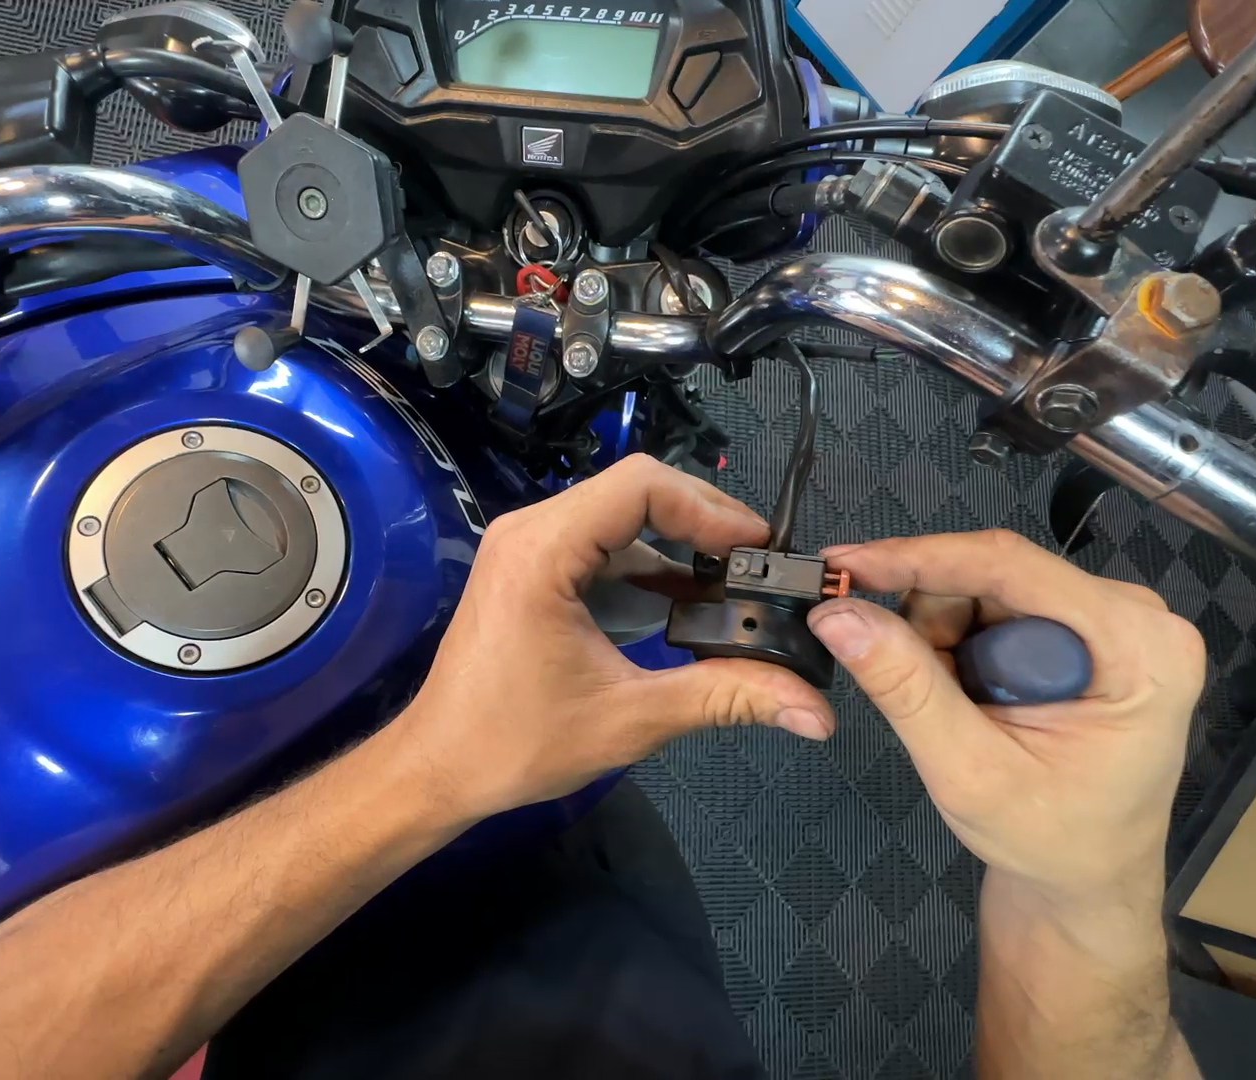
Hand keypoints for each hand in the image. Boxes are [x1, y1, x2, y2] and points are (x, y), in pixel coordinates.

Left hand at [396, 455, 835, 820]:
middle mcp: (530, 531)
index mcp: (542, 551)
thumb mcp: (630, 718)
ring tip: (733, 583)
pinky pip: (601, 544)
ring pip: (620, 516)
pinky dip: (648, 564)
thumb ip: (725, 697)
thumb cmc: (516, 743)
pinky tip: (686, 600)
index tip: (756, 550)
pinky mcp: (532, 568)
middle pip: (634, 491)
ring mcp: (528, 546)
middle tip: (757, 566)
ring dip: (678, 544)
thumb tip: (815, 710)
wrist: (440, 765)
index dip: (707, 508)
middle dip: (702, 522)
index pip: (640, 486)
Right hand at [807, 530, 1204, 900]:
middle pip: (986, 577)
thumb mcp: (966, 770)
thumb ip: (904, 688)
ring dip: (936, 640)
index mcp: (1137, 648)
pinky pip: (983, 606)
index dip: (918, 558)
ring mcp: (1103, 618)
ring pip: (975, 589)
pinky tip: (960, 693)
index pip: (1009, 566)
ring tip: (948, 707)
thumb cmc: (1045, 837)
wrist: (1082, 876)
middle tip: (911, 691)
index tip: (843, 567)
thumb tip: (835, 614)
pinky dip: (949, 645)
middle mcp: (1129, 615)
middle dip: (928, 625)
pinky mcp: (1075, 627)